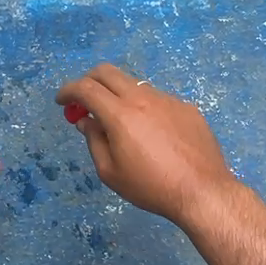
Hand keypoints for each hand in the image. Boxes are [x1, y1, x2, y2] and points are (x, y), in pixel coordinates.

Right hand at [56, 64, 243, 226]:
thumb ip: (94, 140)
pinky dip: (143, 108)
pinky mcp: (186, 108)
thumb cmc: (151, 187)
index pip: (85, 88)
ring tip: (120, 124)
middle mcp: (143, 98)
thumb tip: (86, 121)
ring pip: (133, 85)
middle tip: (83, 101)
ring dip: (117, 95)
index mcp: (120, 114)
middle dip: (88, 81)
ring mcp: (167, 100)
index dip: (68, 91)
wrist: (203, 192)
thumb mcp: (110, 172)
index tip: (62, 102)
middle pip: (107, 72)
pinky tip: (152, 135)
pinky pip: (157, 100)